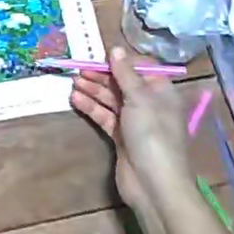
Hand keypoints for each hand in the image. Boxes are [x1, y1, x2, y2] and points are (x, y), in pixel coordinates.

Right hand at [70, 47, 196, 210]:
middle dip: (101, 76)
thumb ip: (124, 73)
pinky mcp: (121, 137)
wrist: (155, 185)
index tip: (99, 57)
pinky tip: (76, 99)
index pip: (139, 68)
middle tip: (79, 70)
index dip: (120, 62)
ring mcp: (134, 122)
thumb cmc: (153, 134)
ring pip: (111, 99)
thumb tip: (115, 48)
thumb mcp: (140, 98)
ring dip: (93, 90)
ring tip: (73, 82)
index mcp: (160, 91)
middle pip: (122, 83)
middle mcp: (149, 104)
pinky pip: (104, 116)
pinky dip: (91, 107)